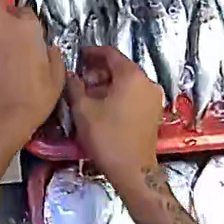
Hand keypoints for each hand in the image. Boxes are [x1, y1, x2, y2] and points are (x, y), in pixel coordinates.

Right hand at [67, 46, 164, 188]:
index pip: (110, 53)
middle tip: (80, 79)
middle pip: (120, 67)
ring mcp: (153, 98)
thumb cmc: (107, 136)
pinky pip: (134, 94)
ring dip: (108, 84)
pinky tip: (103, 107)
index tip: (79, 56)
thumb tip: (70, 75)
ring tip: (88, 95)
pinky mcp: (154, 112)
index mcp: (131, 75)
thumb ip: (74, 86)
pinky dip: (119, 94)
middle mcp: (147, 82)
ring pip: (127, 82)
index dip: (92, 53)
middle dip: (98, 70)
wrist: (132, 170)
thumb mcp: (83, 109)